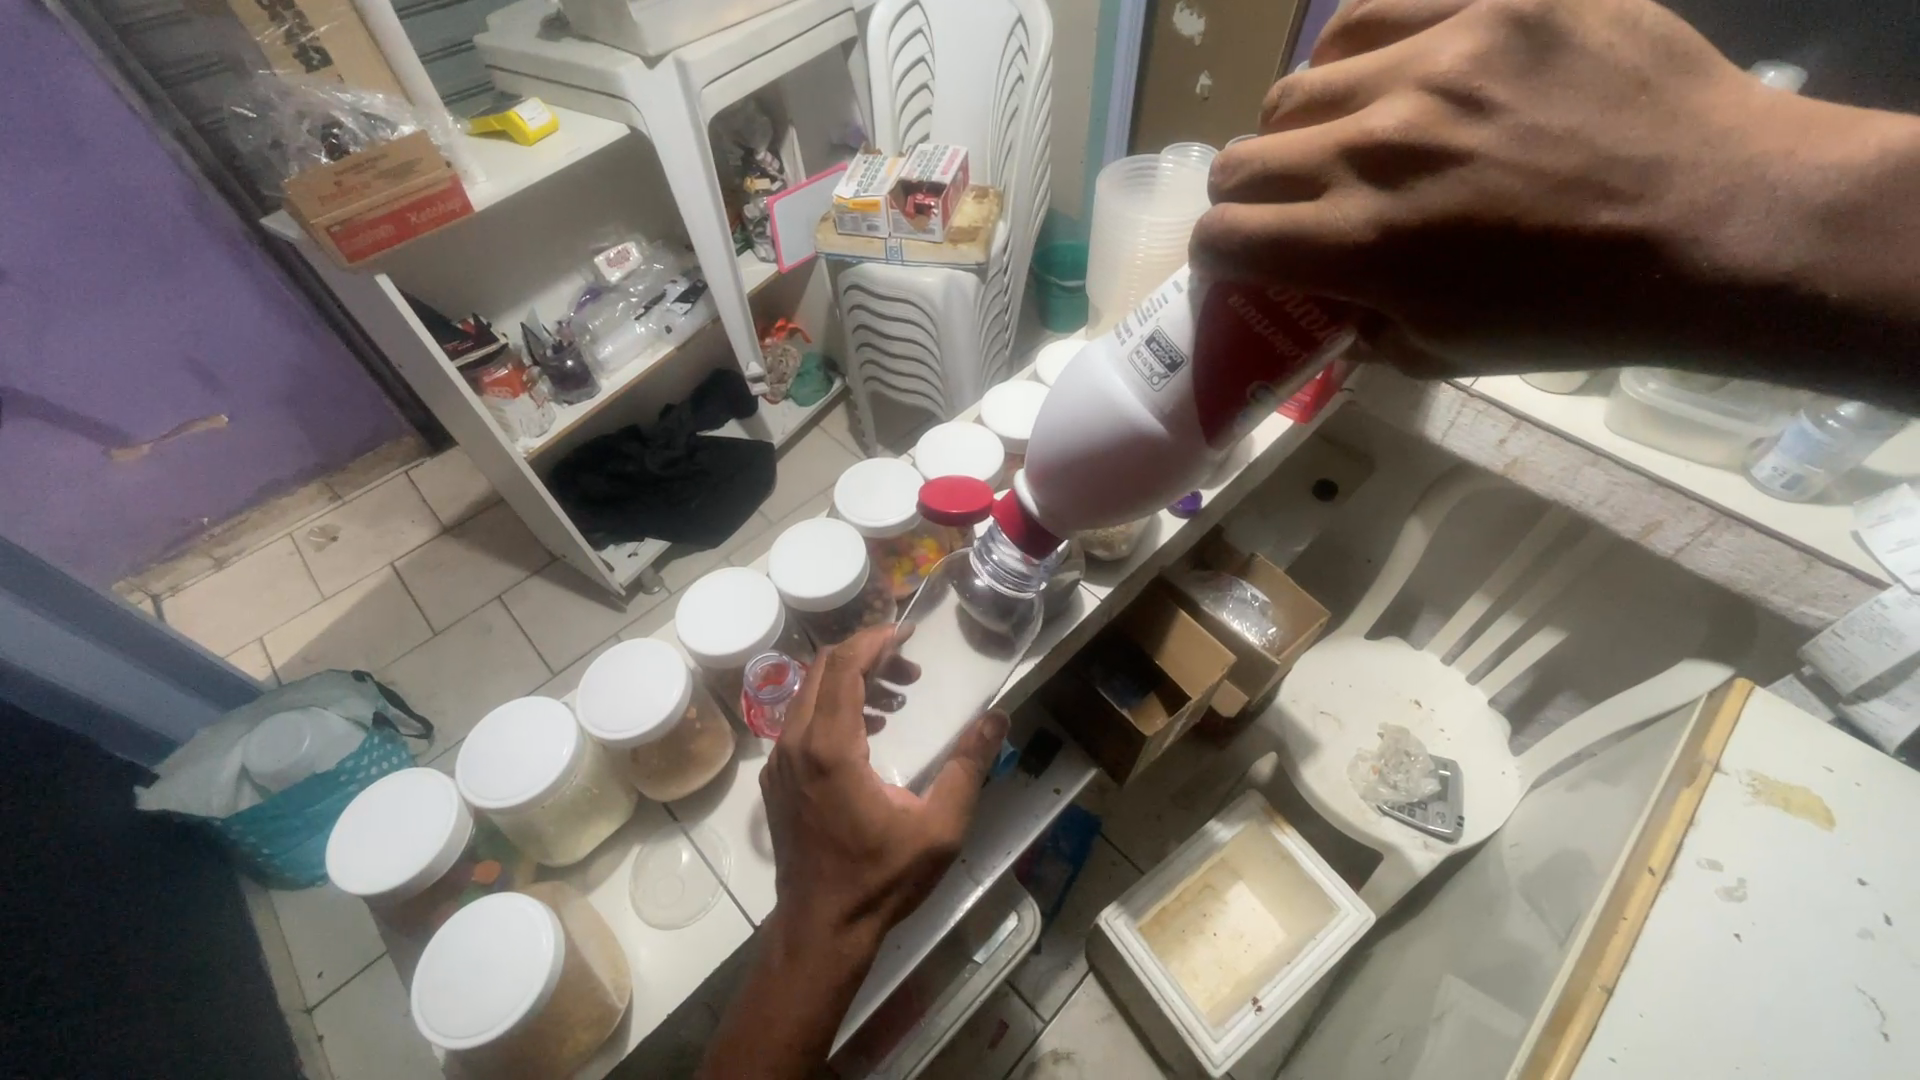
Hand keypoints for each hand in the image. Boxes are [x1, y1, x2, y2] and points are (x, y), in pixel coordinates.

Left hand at [760, 624, 1007, 939]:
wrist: (821, 929)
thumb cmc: (882, 879)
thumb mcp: (939, 827)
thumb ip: (969, 766)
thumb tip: (997, 718)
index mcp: (832, 747)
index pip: (845, 664)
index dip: (877, 638)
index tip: (909, 632)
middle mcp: (796, 743)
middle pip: (823, 668)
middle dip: (868, 656)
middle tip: (910, 672)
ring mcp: (780, 762)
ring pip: (810, 693)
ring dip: (852, 683)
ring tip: (898, 703)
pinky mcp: (776, 779)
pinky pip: (801, 721)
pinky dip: (835, 709)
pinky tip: (871, 736)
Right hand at [1192, 0, 1919, 392]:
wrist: (1717, 222)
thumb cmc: (1566, 314)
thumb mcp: (1433, 352)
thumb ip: (1349, 323)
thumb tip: (1314, 301)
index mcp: (1359, 245)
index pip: (1221, 237)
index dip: (1214, 257)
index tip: (1236, 264)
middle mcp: (1377, 149)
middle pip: (1238, 163)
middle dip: (1242, 201)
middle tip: (1281, 212)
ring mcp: (1436, 65)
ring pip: (1292, 90)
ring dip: (1295, 132)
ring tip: (1337, 145)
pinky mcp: (1494, 7)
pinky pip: (1370, 15)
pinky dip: (1352, 58)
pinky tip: (1379, 82)